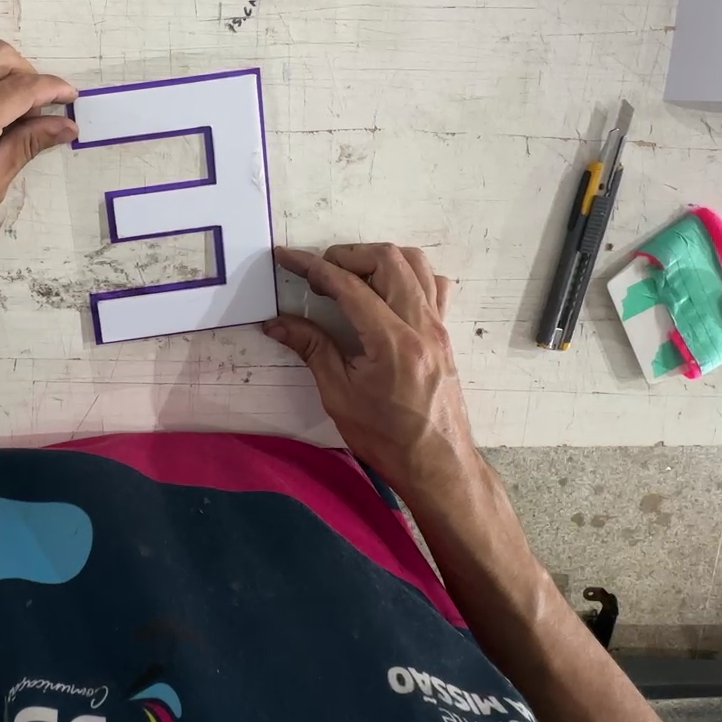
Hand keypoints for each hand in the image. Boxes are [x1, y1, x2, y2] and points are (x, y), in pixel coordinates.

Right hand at [266, 244, 477, 493]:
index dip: (312, 266)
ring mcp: (438, 326)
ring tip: (350, 277)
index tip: (286, 257)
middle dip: (346, 256)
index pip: (348, 285)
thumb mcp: (339, 396)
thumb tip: (275, 323)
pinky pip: (433, 284)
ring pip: (415, 264)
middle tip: (319, 275)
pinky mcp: (445, 333)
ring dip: (377, 260)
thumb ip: (311, 349)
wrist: (439, 466)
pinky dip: (407, 275)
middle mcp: (421, 325)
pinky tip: (385, 293)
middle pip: (387, 260)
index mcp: (391, 342)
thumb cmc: (386, 438)